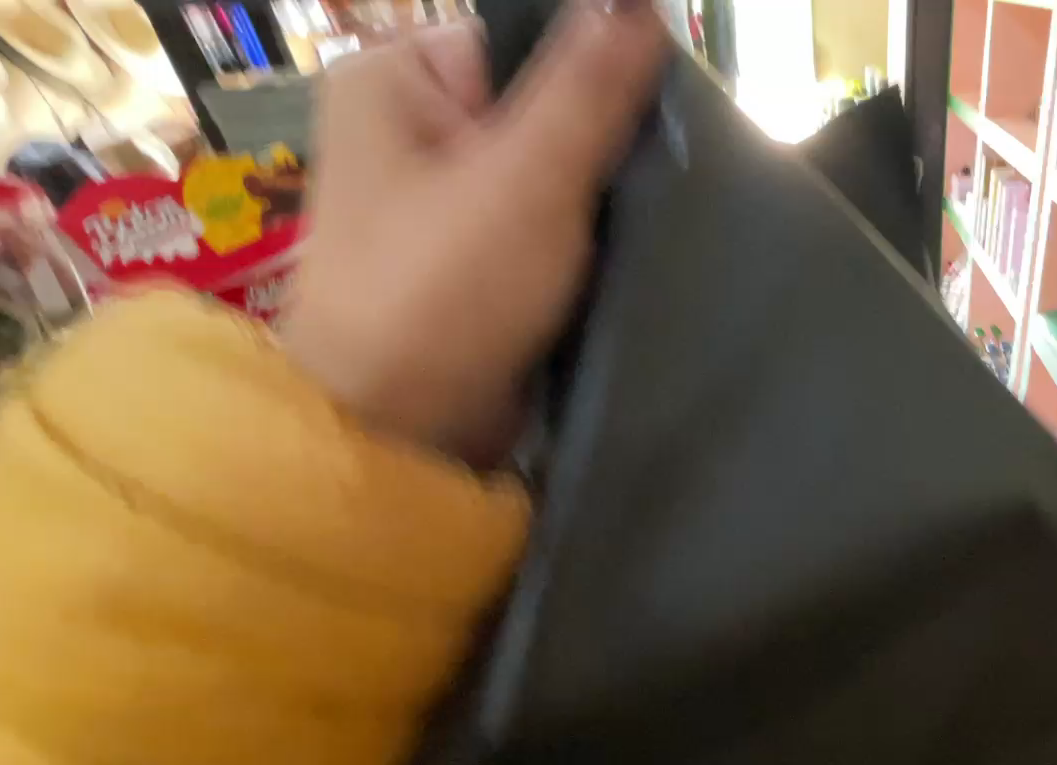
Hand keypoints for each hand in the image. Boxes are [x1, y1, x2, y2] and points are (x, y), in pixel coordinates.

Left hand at [283, 0, 668, 466]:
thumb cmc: (445, 289)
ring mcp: (449, 211)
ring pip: (553, 185)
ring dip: (601, 210)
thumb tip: (642, 3)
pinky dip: (586, 251)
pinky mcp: (480, 272)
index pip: (525, 46)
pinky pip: (548, 238)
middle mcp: (419, 137)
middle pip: (544, 118)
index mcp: (402, 82)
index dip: (597, 80)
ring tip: (643, 234)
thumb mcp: (524, 177)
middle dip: (603, 157)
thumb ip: (587, 90)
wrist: (403, 429)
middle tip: (654, 193)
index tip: (655, 131)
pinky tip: (623, 264)